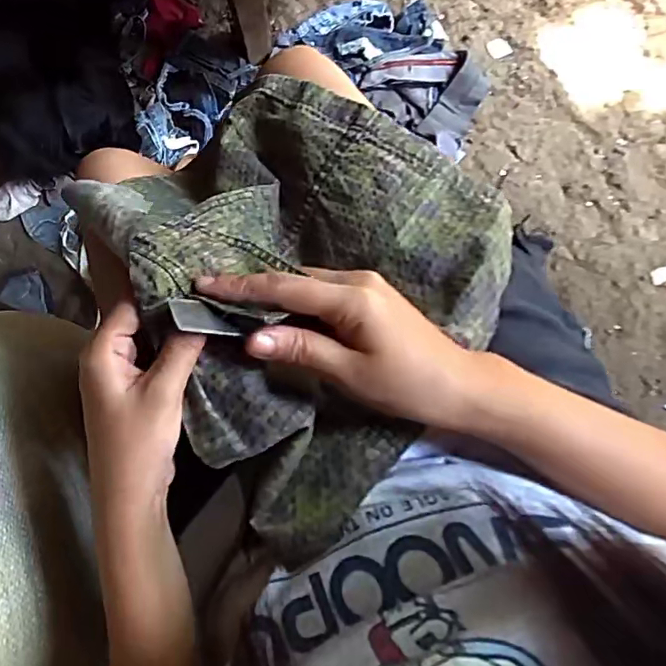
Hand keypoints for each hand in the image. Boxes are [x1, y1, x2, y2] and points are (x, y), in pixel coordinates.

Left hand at [79, 301, 205, 525]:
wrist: (129, 495)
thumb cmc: (139, 442)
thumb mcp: (163, 392)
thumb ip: (181, 349)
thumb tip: (199, 312)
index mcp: (99, 351)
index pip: (126, 304)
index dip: (156, 287)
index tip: (187, 270)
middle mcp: (101, 356)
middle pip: (133, 318)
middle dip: (165, 303)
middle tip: (201, 284)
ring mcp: (114, 373)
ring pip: (143, 337)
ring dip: (168, 325)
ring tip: (202, 303)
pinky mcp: (128, 387)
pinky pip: (147, 355)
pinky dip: (166, 346)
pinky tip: (193, 336)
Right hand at [195, 269, 482, 428]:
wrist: (460, 385)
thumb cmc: (408, 385)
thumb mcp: (351, 373)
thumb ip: (302, 349)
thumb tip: (251, 338)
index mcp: (352, 298)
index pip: (285, 288)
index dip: (242, 287)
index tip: (204, 282)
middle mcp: (357, 280)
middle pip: (293, 280)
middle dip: (252, 286)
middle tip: (210, 292)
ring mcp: (365, 285)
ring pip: (306, 284)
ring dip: (272, 293)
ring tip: (233, 300)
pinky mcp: (369, 296)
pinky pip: (321, 292)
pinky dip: (294, 300)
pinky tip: (275, 310)